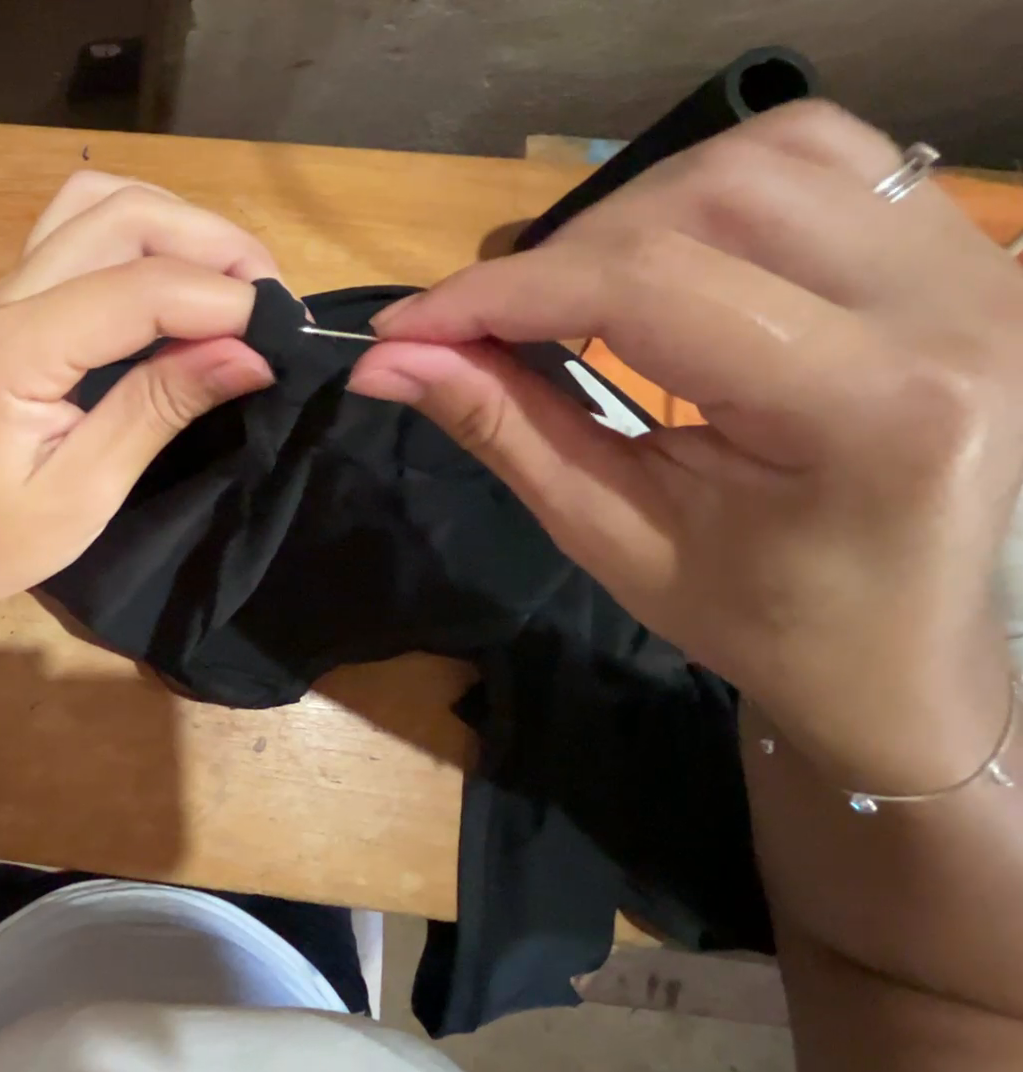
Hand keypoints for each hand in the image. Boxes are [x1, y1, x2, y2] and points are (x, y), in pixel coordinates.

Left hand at [0, 172, 277, 627]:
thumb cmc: (2, 540)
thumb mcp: (86, 490)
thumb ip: (159, 409)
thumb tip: (250, 353)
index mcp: (9, 351)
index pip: (134, 289)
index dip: (221, 300)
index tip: (283, 337)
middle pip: (120, 216)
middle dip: (213, 245)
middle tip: (273, 304)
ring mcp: (1, 292)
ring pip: (101, 206)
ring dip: (180, 230)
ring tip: (234, 287)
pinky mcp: (12, 301)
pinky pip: (82, 230)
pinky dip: (144, 239)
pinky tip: (179, 282)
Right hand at [349, 101, 1022, 793]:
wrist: (901, 643)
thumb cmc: (750, 614)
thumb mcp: (604, 534)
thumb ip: (499, 427)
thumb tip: (383, 362)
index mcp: (866, 410)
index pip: (649, 288)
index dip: (503, 293)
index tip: (404, 326)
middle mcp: (951, 306)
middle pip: (709, 197)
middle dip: (560, 255)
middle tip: (485, 327)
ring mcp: (975, 261)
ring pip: (767, 153)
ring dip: (629, 210)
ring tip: (567, 294)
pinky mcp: (962, 247)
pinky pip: (820, 155)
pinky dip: (706, 188)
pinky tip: (660, 254)